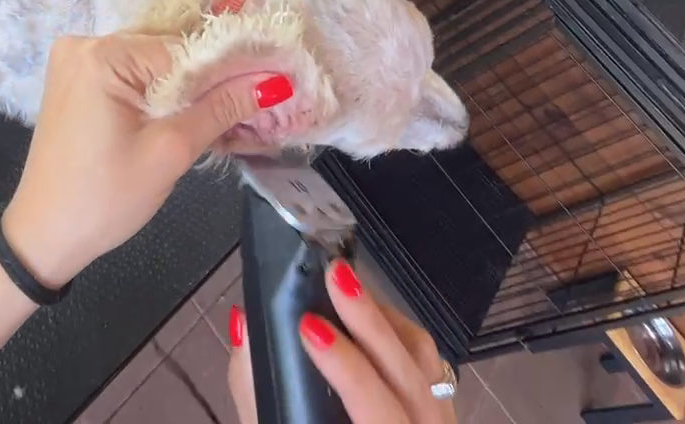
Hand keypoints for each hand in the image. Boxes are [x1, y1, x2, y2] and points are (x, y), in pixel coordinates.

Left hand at [2, 34, 290, 288]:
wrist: (42, 235)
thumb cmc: (105, 199)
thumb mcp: (170, 152)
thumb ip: (220, 109)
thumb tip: (273, 81)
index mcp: (102, 54)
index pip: (184, 50)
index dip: (229, 71)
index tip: (271, 86)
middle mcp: (84, 43)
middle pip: (166, 54)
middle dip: (208, 81)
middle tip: (255, 105)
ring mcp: (74, 60)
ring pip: (150, 65)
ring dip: (184, 88)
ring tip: (227, 112)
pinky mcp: (74, 80)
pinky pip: (128, 75)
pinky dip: (156, 93)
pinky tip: (184, 114)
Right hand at [229, 258, 453, 423]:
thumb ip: (255, 395)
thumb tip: (244, 325)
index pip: (381, 415)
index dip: (350, 371)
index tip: (308, 328)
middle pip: (412, 383)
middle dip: (372, 324)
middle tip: (334, 275)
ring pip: (428, 369)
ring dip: (386, 320)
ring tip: (344, 284)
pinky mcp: (441, 417)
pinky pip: (431, 366)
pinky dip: (398, 330)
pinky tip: (366, 312)